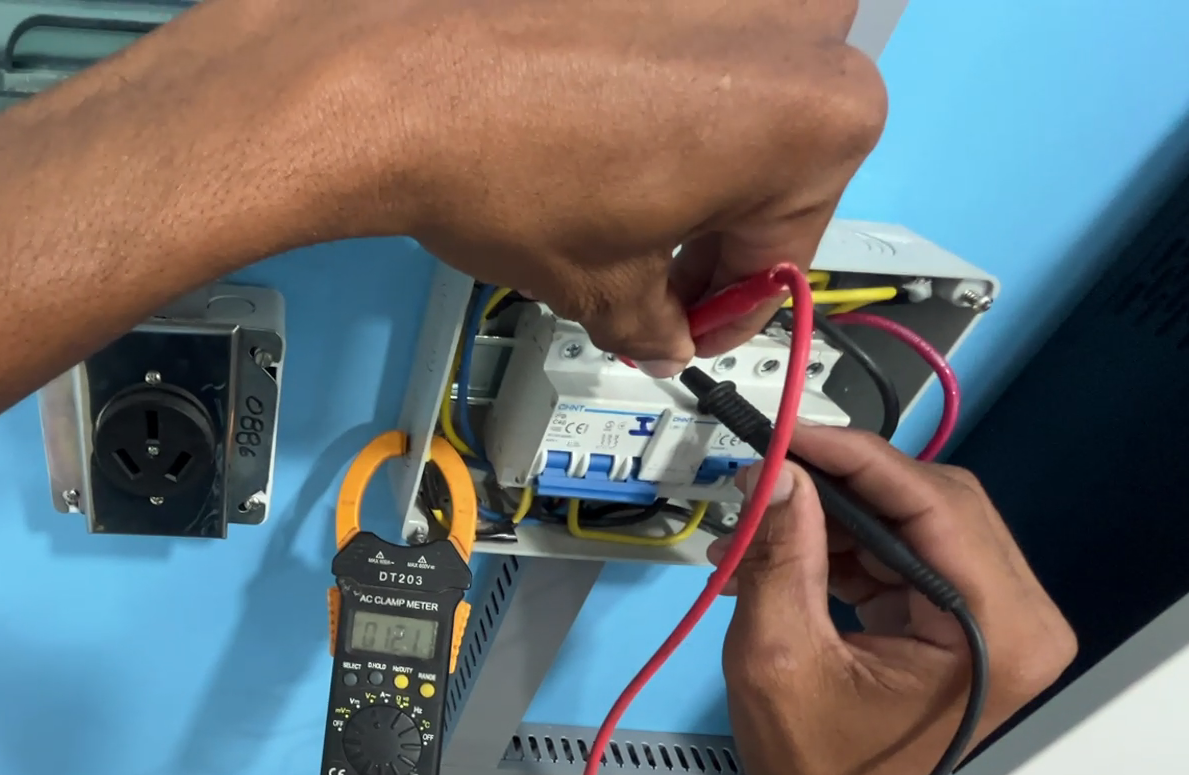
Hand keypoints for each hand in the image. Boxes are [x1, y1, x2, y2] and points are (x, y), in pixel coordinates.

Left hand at [86, 0, 885, 368]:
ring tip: (550, 191)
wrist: (374, 68)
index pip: (786, 239)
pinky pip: (647, 43)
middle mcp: (805, 9)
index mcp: (816, 110)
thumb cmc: (484, 175)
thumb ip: (637, 307)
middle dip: (683, 227)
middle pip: (753, 163)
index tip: (659, 314)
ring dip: (643, 164)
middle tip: (601, 256)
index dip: (713, 293)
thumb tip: (648, 328)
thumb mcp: (581, 274)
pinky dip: (605, 100)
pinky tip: (537, 124)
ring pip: (700, 102)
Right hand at [709, 426, 1074, 774]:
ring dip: (826, 518)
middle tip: (761, 475)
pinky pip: (896, 559)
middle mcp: (1017, 616)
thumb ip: (778, 557)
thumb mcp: (775, 652)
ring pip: (911, 527)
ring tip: (748, 530)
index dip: (851, 457)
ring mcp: (991, 622)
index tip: (778, 434)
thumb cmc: (805, 758)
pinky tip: (769, 559)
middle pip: (933, 504)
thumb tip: (774, 475)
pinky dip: (832, 550)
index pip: (932, 503)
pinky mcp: (955, 627)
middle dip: (839, 483)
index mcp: (997, 629)